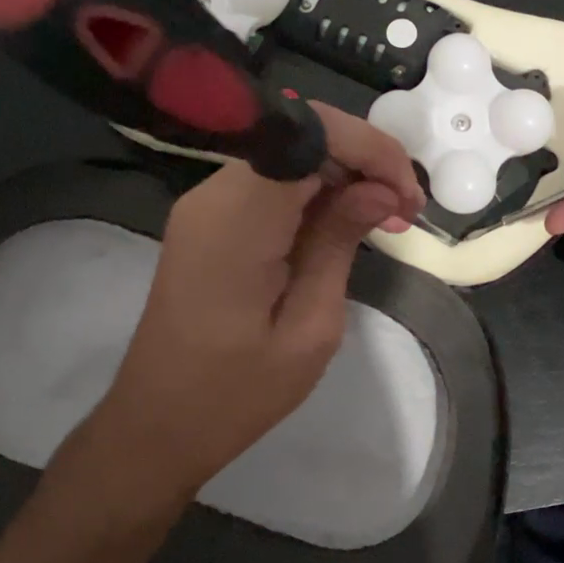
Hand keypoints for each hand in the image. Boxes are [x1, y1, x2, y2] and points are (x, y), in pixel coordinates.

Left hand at [89, 101, 425, 496]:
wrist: (156, 426)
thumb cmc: (235, 394)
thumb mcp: (309, 328)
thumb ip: (339, 244)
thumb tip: (378, 190)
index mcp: (236, 219)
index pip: (306, 136)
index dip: (368, 148)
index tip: (407, 198)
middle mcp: (214, 194)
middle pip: (299, 136)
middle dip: (363, 158)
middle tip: (406, 212)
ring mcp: (206, 203)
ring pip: (289, 154)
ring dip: (344, 173)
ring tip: (386, 219)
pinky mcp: (209, 218)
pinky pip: (272, 181)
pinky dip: (316, 190)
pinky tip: (346, 223)